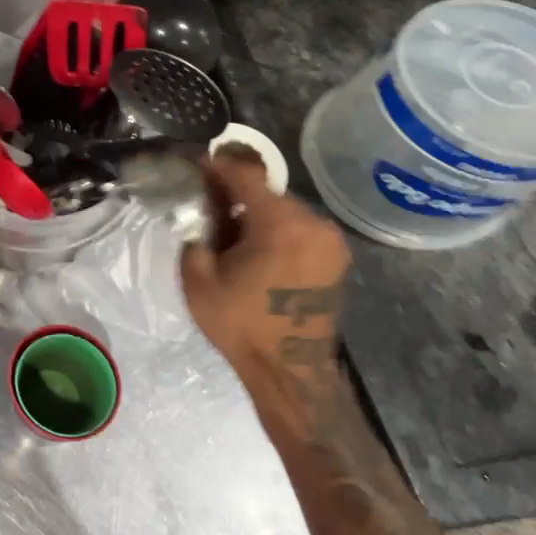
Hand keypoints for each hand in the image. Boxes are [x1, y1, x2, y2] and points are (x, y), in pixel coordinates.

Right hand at [181, 151, 350, 376]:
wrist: (288, 370)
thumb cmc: (241, 324)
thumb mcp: (198, 278)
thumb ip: (197, 238)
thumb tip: (204, 220)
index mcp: (280, 224)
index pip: (247, 177)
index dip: (220, 167)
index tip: (199, 164)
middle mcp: (314, 225)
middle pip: (270, 194)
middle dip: (240, 194)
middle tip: (211, 203)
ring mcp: (331, 243)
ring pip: (288, 212)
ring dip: (261, 214)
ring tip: (234, 230)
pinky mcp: (338, 261)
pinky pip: (302, 232)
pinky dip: (280, 232)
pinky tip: (259, 249)